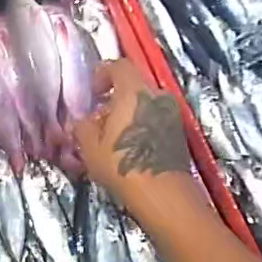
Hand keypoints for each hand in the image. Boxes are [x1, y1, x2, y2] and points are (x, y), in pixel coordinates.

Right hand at [72, 60, 212, 228]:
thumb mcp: (90, 147)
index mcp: (134, 91)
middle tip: (98, 121)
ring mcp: (171, 115)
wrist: (163, 195)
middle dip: (114, 100)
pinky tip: (129, 151)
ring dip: (128, 115)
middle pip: (133, 87)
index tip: (92, 92)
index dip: (102, 74)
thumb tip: (82, 121)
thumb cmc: (122, 165)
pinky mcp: (178, 134)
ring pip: (145, 105)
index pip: (119, 66)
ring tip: (111, 139)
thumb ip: (82, 127)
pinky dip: (141, 128)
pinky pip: (155, 121)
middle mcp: (156, 97)